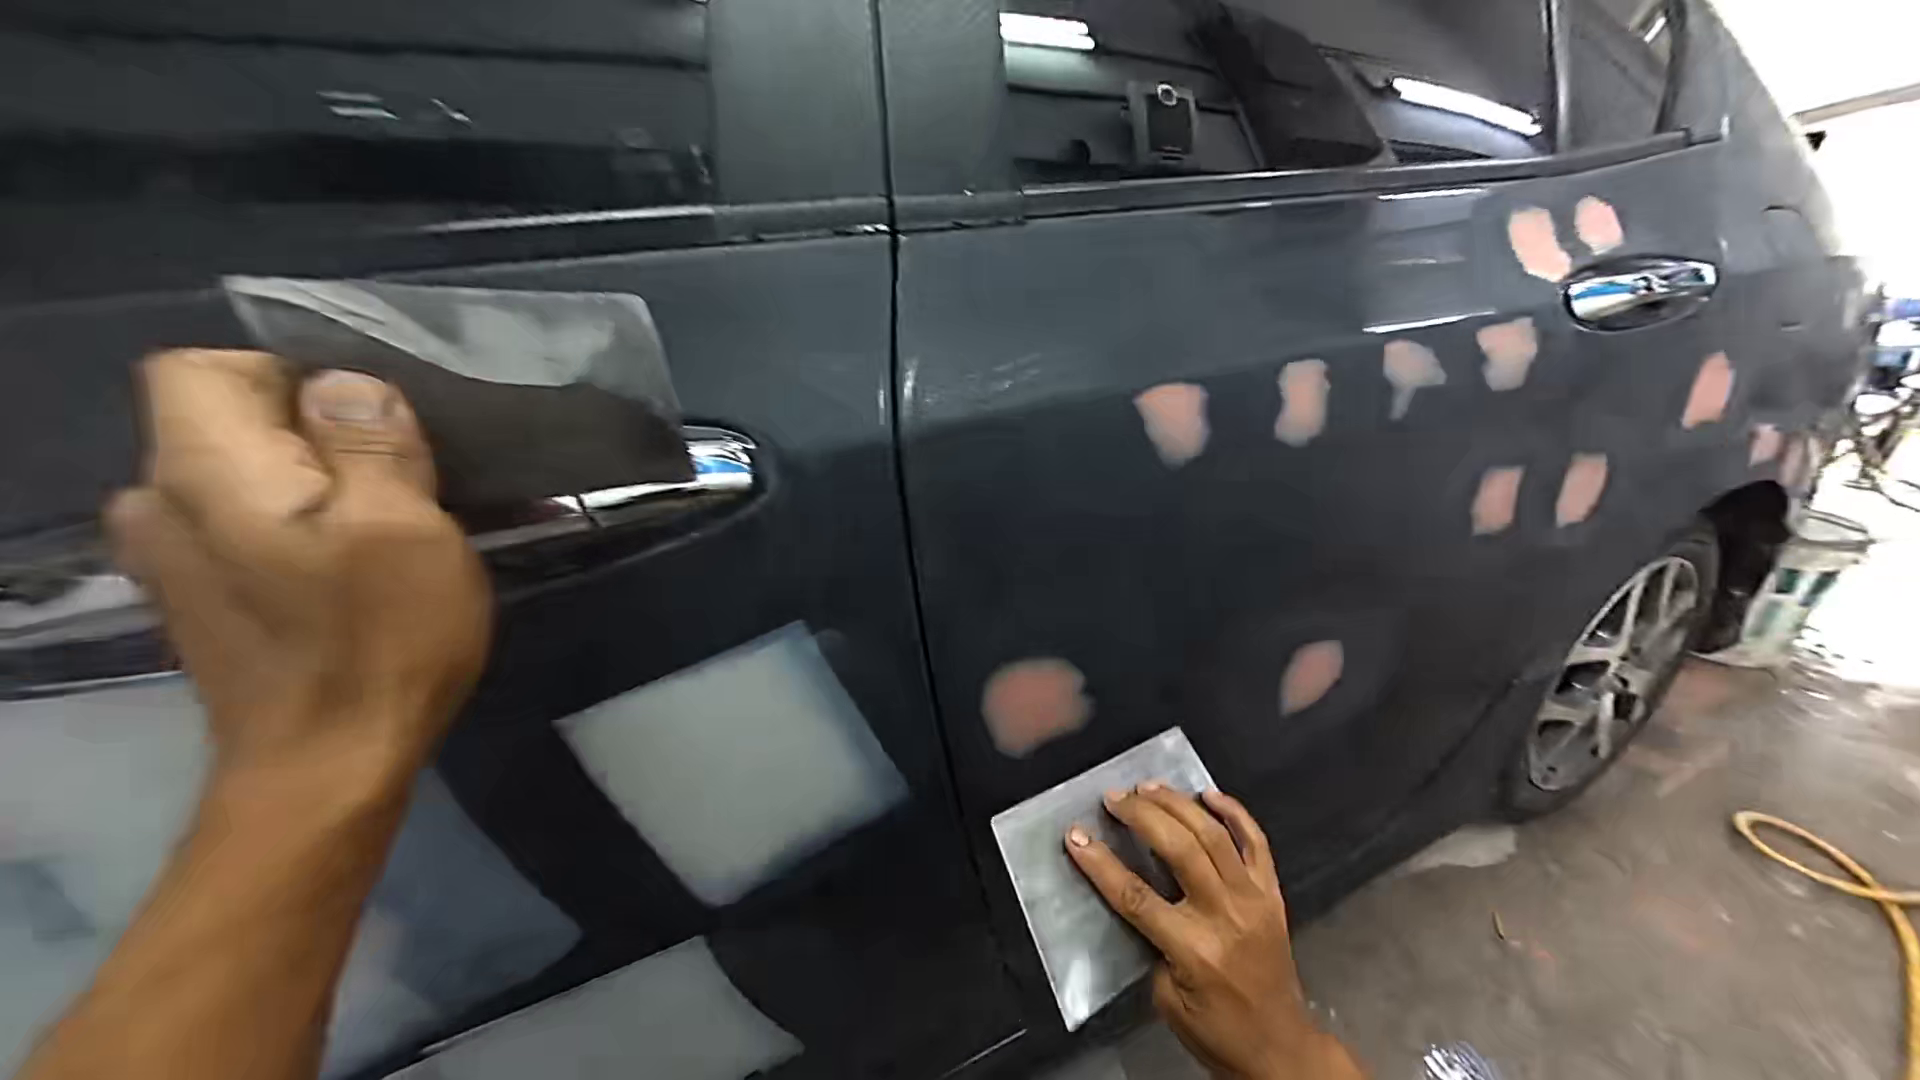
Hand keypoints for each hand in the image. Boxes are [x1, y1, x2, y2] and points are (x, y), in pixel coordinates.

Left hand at [106, 350, 491, 784]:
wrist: (333, 757)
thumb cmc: (381, 636)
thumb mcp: (404, 527)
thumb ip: (370, 443)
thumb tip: (346, 382)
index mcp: (208, 472)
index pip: (209, 365)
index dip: (298, 378)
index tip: (378, 428)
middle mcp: (165, 501)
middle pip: (234, 420)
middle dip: (326, 434)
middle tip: (410, 481)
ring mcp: (177, 553)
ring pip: (251, 473)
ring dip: (327, 480)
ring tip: (399, 519)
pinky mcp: (207, 592)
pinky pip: (252, 519)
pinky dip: (310, 519)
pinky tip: (363, 559)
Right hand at [1066, 785, 1365, 1079]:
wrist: (1283, 1053)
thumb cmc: (1216, 1031)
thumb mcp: (1165, 997)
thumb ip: (1149, 941)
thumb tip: (1130, 889)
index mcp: (1194, 951)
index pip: (1136, 895)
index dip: (1100, 863)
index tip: (1076, 835)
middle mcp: (1225, 916)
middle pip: (1179, 849)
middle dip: (1141, 815)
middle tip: (1114, 798)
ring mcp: (1254, 900)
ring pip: (1213, 835)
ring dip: (1177, 804)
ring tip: (1148, 787)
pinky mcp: (1272, 894)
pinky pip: (1256, 842)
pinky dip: (1234, 812)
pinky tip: (1209, 793)